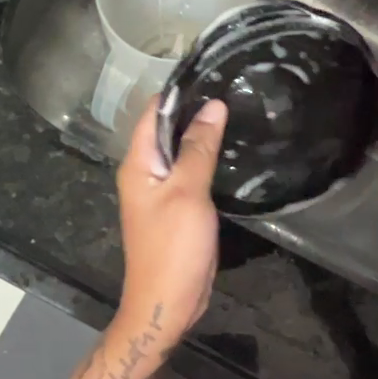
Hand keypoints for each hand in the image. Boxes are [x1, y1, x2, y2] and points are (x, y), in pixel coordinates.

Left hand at [113, 95, 227, 352]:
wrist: (166, 304)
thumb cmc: (172, 248)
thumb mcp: (188, 193)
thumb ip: (198, 148)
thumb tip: (213, 106)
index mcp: (138, 164)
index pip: (155, 112)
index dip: (181, 92)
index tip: (214, 74)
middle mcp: (144, 173)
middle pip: (168, 130)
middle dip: (196, 111)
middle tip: (236, 92)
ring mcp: (159, 193)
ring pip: (181, 153)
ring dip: (203, 136)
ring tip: (239, 115)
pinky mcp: (175, 210)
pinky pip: (189, 175)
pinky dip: (206, 161)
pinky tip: (231, 153)